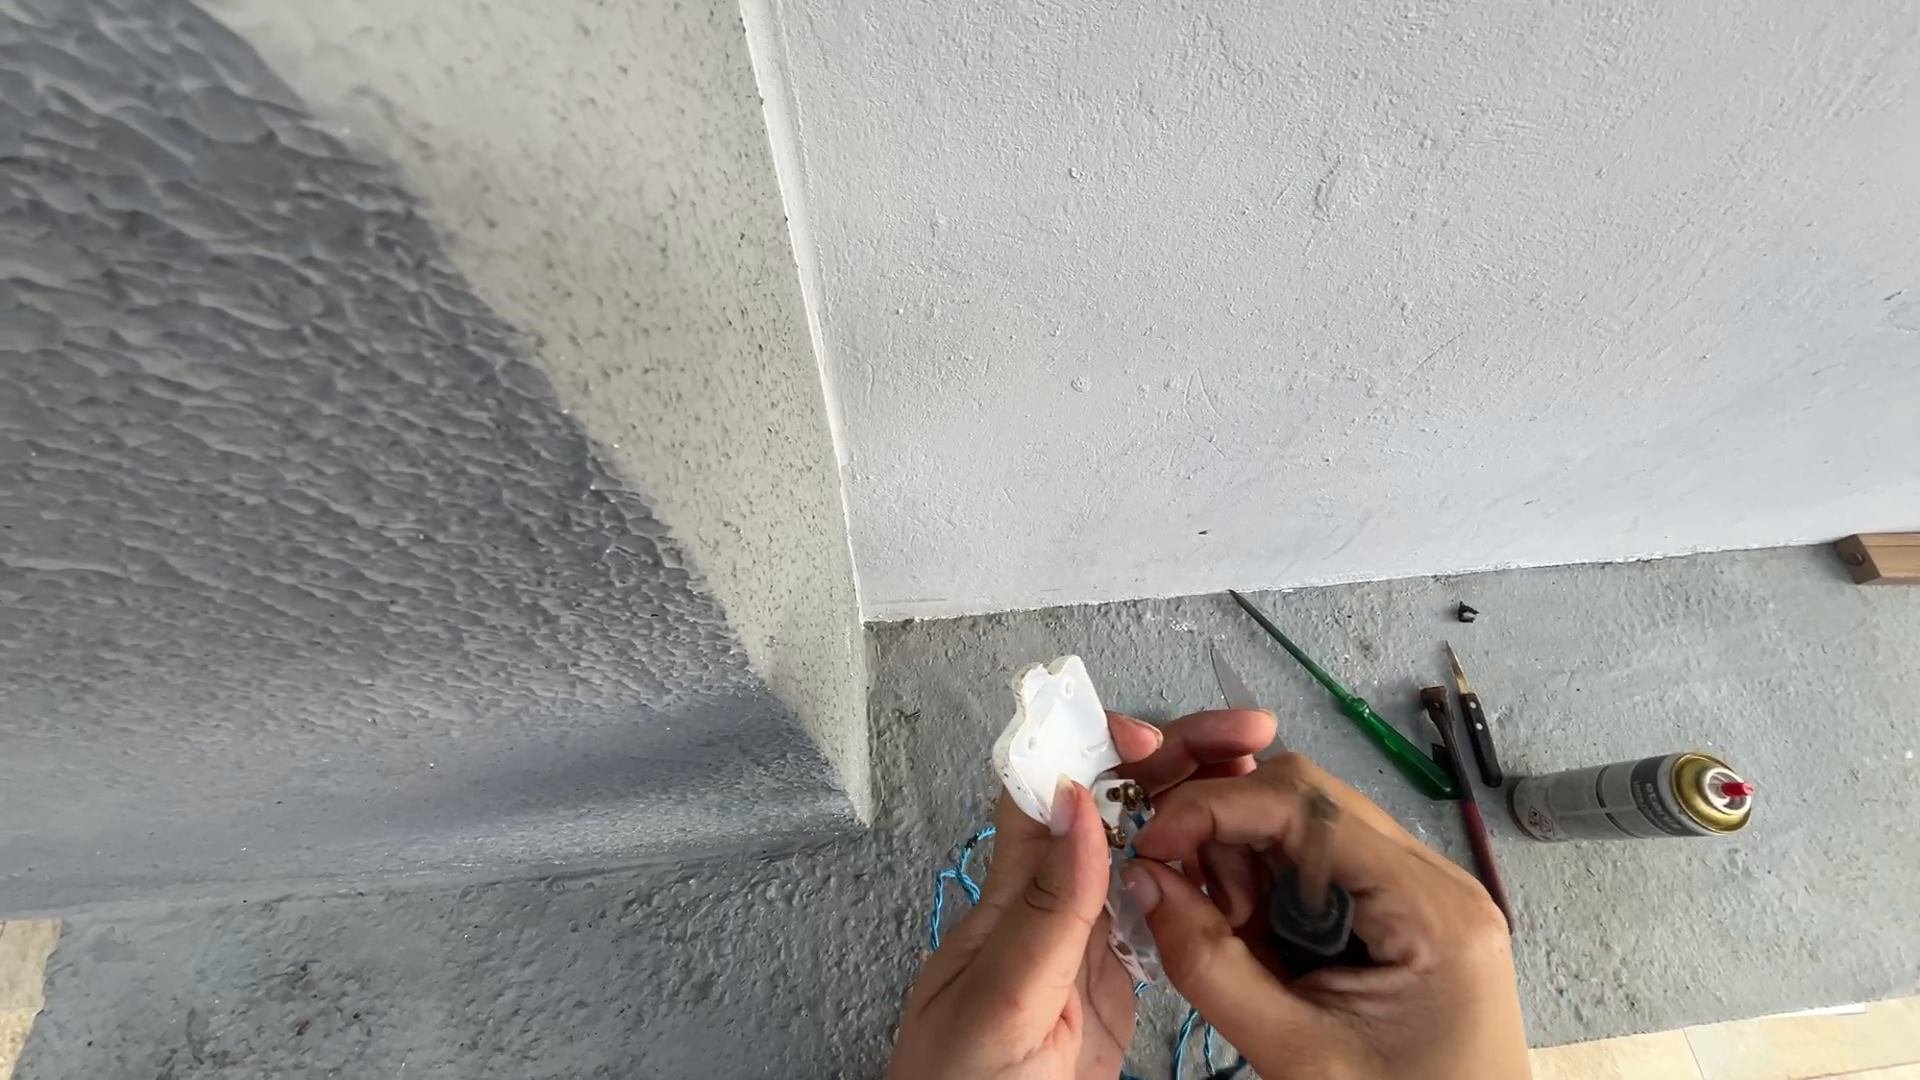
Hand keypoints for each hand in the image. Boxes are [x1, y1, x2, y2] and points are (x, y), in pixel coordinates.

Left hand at [888, 708, 1276, 1079]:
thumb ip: (1043, 906)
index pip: (1053, 785)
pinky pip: (1167, 906)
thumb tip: (1076, 795)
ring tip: (1256, 778)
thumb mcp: (1000, 996)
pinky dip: (1205, 877)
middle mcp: (1056, 890)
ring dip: (1198, 805)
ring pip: (1148, 845)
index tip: (1156, 733)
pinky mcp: (1122, 971)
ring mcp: (1092, 929)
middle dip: (1174, 759)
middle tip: (1245, 733)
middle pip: (1114, 802)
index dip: (1098, 744)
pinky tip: (1242, 857)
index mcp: (1015, 883)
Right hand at [1122, 753, 1529, 1079]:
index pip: (1304, 803)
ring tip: (1238, 929)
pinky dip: (1259, 873)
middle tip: (1204, 904)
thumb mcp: (1295, 1055)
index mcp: (1429, 908)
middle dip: (1228, 833)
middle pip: (1299, 794)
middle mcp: (1431, 873)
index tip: (1152, 843)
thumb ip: (1207, 962)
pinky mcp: (1393, 895)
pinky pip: (1306, 849)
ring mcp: (1416, 881)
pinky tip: (1257, 925)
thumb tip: (1140, 874)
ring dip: (1240, 855)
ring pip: (1295, 814)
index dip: (1214, 806)